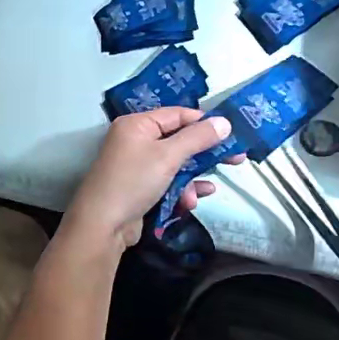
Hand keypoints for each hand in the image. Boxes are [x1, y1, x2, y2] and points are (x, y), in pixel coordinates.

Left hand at [63, 108, 241, 248]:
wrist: (102, 225)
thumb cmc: (133, 181)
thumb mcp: (168, 156)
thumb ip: (197, 138)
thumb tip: (224, 121)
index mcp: (137, 124)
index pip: (177, 114)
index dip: (205, 122)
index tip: (232, 131)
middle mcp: (135, 140)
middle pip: (179, 140)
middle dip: (204, 152)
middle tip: (236, 158)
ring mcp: (137, 165)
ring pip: (175, 164)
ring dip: (191, 178)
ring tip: (204, 191)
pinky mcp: (140, 187)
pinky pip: (167, 182)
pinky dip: (180, 190)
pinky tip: (191, 202)